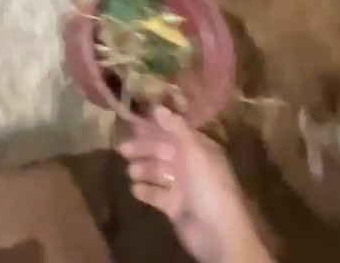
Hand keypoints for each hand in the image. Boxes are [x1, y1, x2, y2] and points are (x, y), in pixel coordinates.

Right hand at [118, 105, 269, 262]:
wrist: (218, 233)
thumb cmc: (207, 185)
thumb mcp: (193, 150)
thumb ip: (175, 127)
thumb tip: (156, 105)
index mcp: (199, 149)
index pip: (174, 132)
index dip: (154, 127)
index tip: (132, 123)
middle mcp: (192, 165)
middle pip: (163, 152)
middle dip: (143, 149)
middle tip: (121, 148)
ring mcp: (184, 187)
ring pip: (158, 172)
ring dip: (143, 169)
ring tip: (129, 171)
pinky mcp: (176, 207)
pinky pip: (157, 194)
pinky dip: (146, 190)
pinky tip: (134, 189)